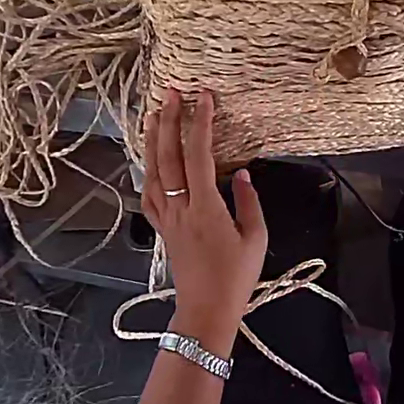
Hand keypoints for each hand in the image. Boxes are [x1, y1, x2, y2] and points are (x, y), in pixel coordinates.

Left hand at [142, 89, 265, 349]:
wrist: (205, 310)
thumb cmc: (236, 277)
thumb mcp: (256, 238)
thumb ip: (249, 202)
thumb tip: (243, 173)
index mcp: (206, 207)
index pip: (200, 155)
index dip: (201, 123)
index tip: (204, 98)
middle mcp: (180, 207)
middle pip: (169, 156)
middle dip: (168, 121)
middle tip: (170, 93)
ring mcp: (166, 217)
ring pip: (153, 171)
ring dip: (152, 140)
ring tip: (153, 114)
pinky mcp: (161, 227)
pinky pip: (149, 192)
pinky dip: (147, 169)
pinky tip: (148, 158)